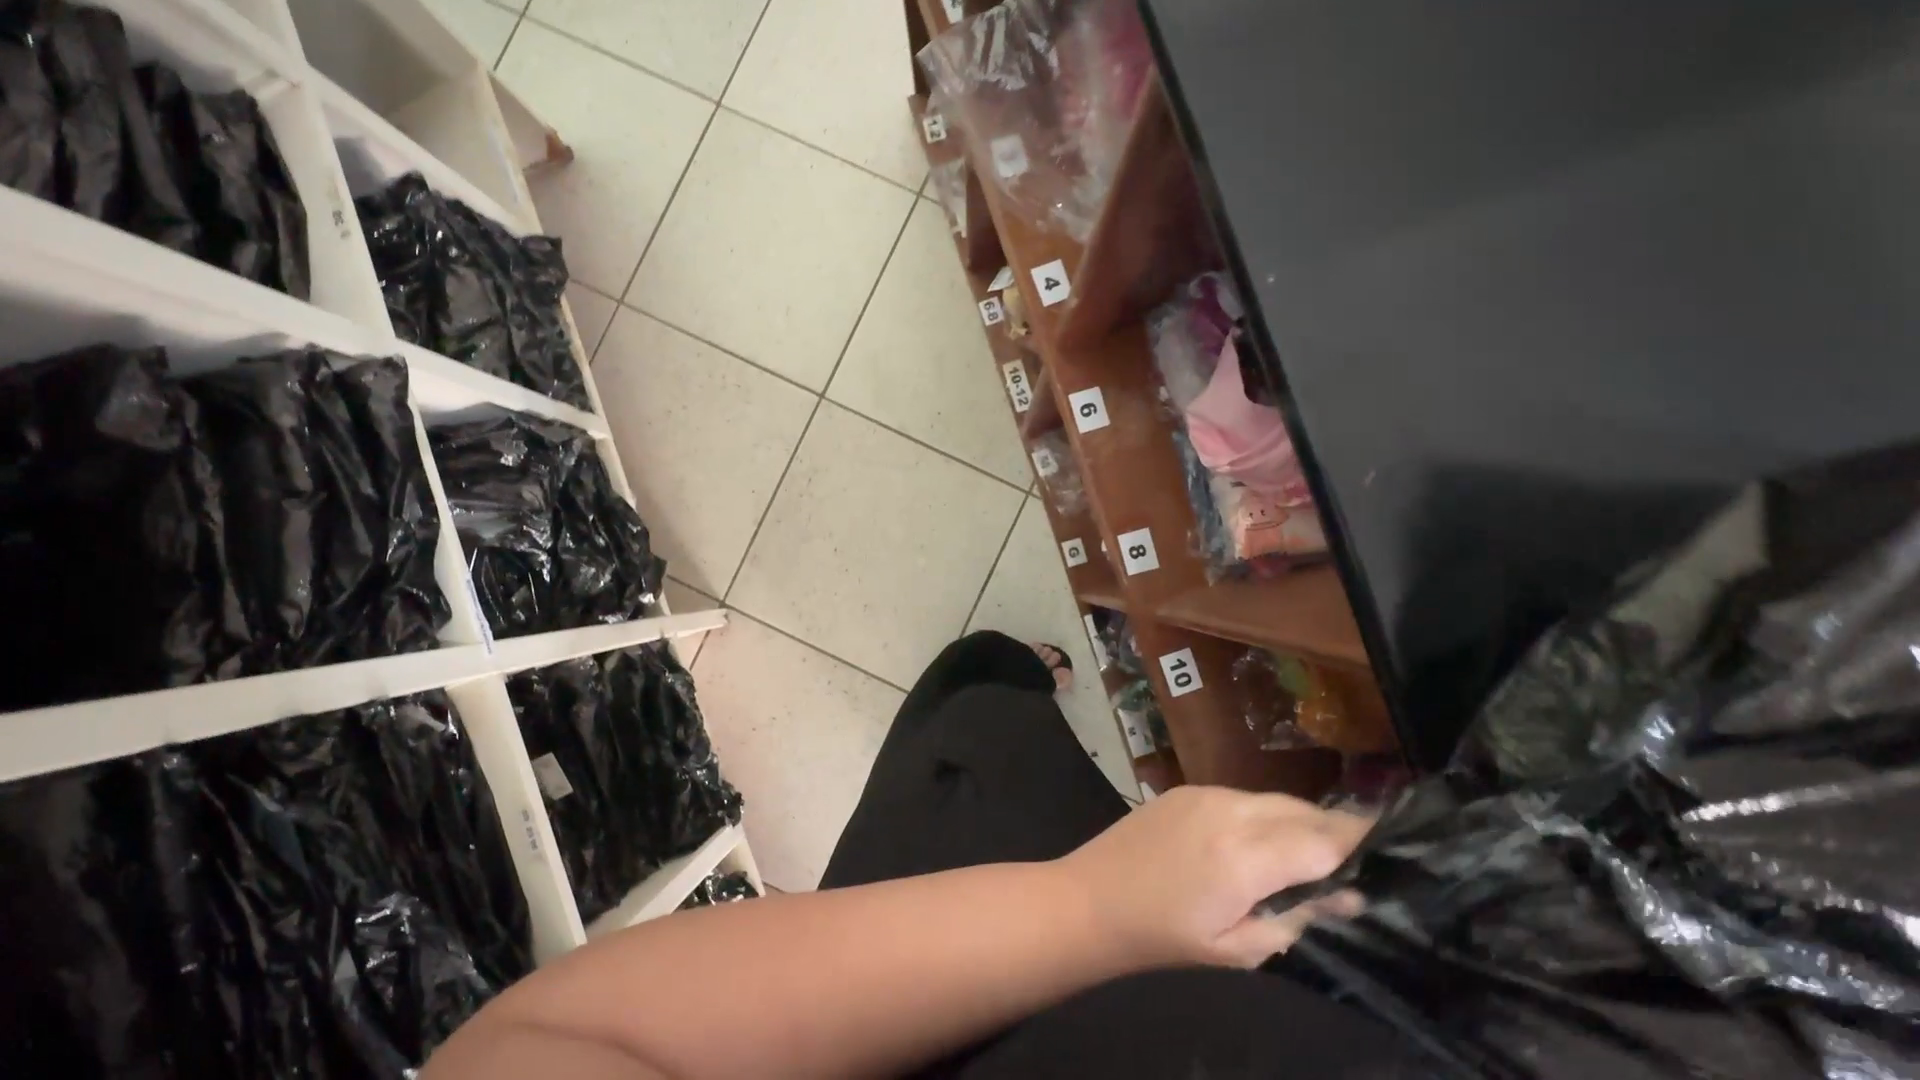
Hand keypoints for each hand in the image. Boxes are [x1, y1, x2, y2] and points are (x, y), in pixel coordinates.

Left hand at [1058, 786, 1369, 969]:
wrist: (1091, 900)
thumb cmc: (1165, 936)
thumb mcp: (1238, 947)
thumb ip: (1296, 918)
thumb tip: (1347, 897)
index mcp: (1246, 858)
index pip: (1326, 842)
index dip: (1362, 847)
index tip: (1391, 855)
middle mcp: (1231, 813)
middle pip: (1307, 813)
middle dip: (1337, 834)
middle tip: (1355, 863)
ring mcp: (1207, 794)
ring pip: (1277, 801)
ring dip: (1301, 823)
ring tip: (1310, 856)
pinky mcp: (1188, 789)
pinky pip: (1245, 797)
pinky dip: (1266, 815)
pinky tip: (1262, 842)